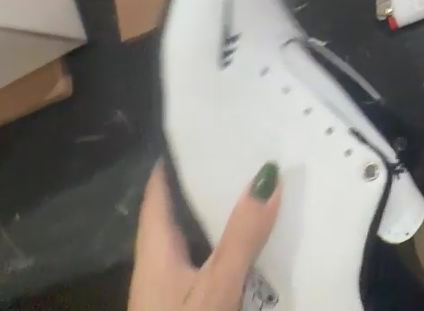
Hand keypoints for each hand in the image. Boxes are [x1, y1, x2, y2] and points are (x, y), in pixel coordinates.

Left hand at [130, 161, 281, 310]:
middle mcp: (158, 266)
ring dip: (220, 214)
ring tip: (256, 184)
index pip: (157, 195)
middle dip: (206, 184)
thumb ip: (242, 233)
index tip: (200, 130)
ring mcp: (170, 288)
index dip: (173, 162)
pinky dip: (228, 241)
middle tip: (243, 149)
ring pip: (196, 237)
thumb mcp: (218, 284)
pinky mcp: (187, 303)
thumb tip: (268, 172)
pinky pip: (208, 259)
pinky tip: (254, 238)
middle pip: (178, 214)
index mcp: (155, 252)